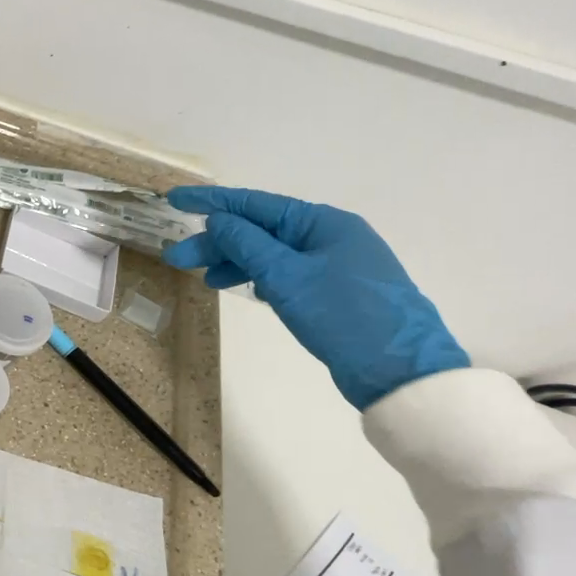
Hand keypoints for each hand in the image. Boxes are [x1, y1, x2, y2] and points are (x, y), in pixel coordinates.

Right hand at [162, 186, 468, 409]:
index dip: (210, 201)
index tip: (173, 199)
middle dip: (217, 241)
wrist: (403, 377)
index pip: (255, 203)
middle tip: (176, 258)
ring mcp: (336, 266)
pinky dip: (257, 277)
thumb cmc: (343, 317)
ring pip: (270, 253)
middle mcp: (332, 237)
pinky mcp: (336, 292)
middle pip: (261, 230)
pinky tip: (239, 287)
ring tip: (203, 278)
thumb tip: (218, 219)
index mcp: (324, 223)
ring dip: (233, 261)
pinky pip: (285, 272)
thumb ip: (245, 243)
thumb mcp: (285, 276)